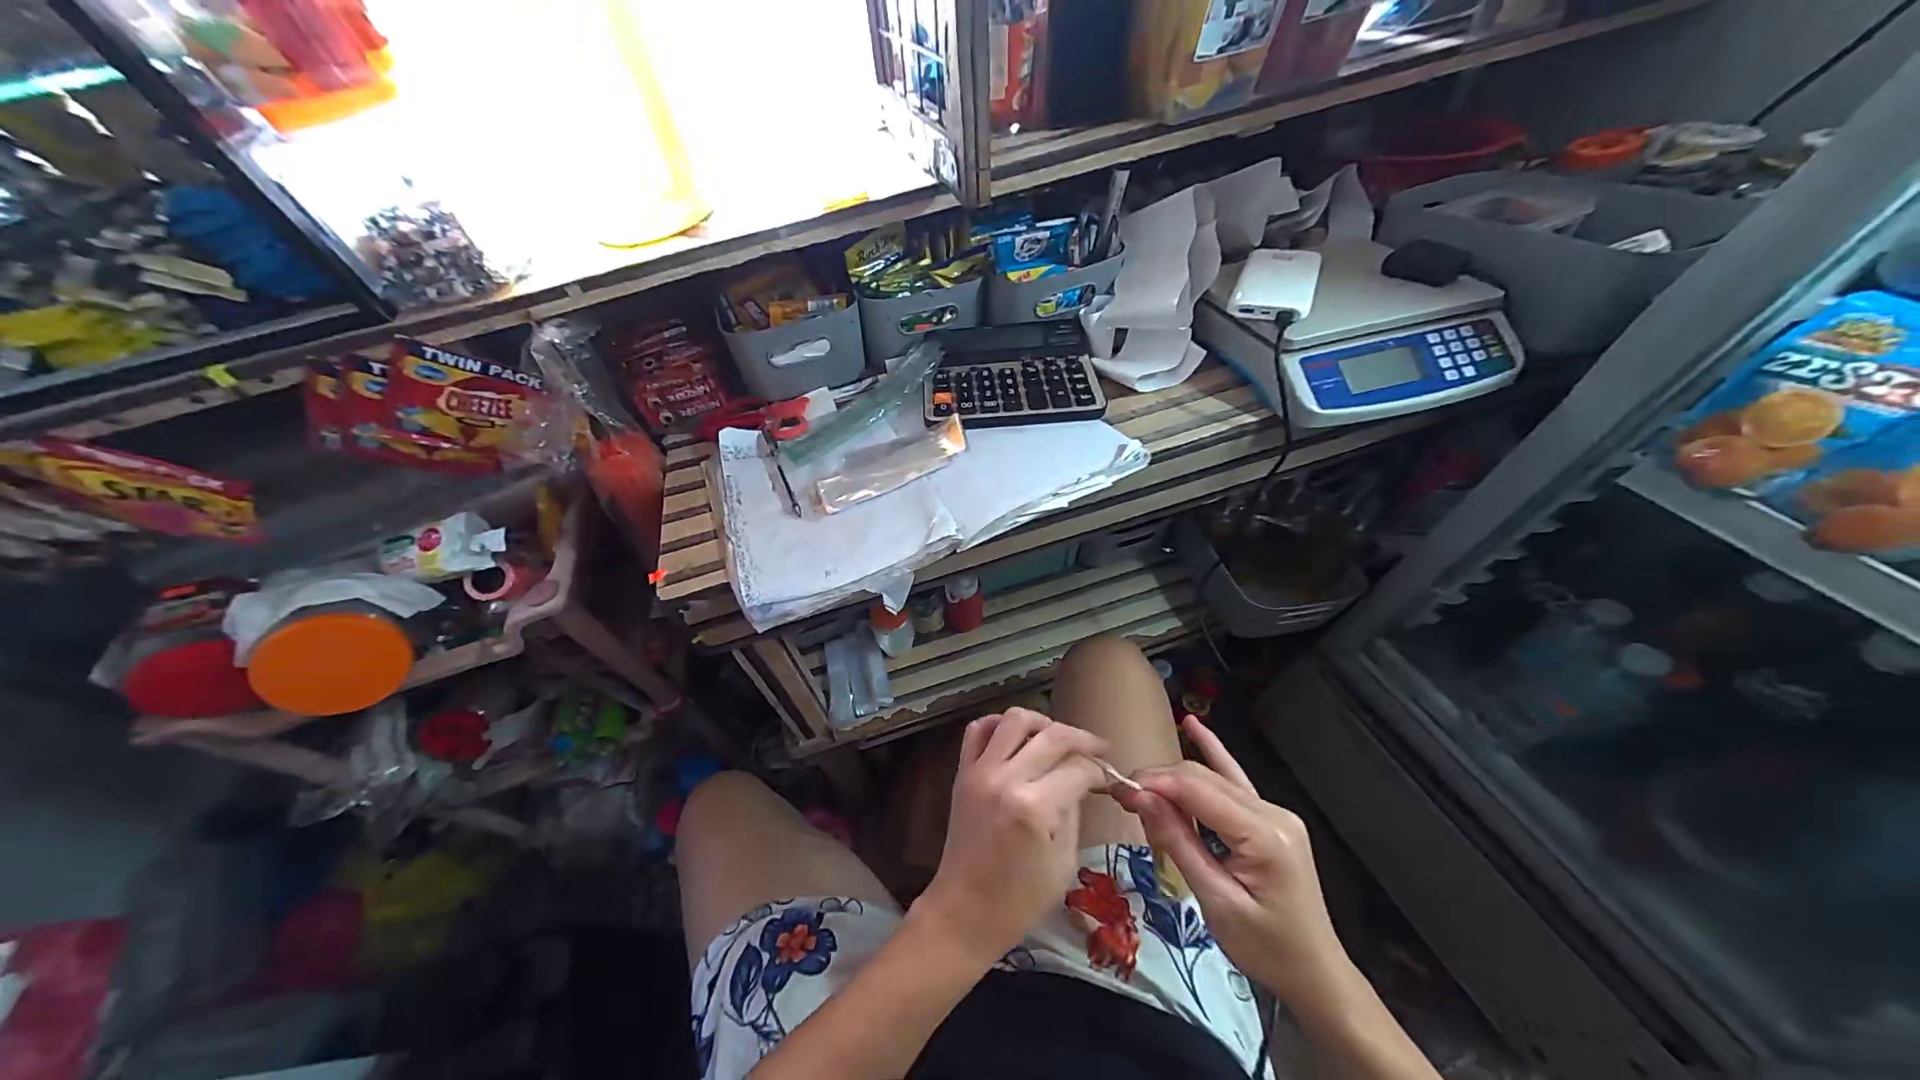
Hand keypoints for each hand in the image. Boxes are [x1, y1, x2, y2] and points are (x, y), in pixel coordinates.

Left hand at [915, 707, 1108, 963]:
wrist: (965, 910)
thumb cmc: (1020, 899)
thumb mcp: (1064, 860)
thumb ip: (1073, 811)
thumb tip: (1083, 780)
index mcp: (1035, 808)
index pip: (1078, 769)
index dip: (1099, 771)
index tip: (1107, 777)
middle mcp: (1006, 779)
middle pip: (1053, 736)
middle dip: (1082, 739)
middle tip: (1097, 749)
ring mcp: (980, 772)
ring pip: (1015, 718)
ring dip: (1043, 722)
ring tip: (1057, 739)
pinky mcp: (962, 772)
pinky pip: (977, 730)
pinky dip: (999, 724)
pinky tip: (1017, 737)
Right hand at [1113, 715, 1352, 1008]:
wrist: (1315, 974)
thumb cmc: (1266, 948)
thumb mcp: (1216, 902)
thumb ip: (1179, 843)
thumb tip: (1140, 797)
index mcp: (1264, 834)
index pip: (1195, 789)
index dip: (1153, 783)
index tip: (1117, 789)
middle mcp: (1273, 812)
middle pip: (1203, 778)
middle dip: (1158, 781)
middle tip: (1121, 795)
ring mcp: (1275, 813)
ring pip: (1213, 779)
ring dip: (1174, 780)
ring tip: (1138, 789)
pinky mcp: (1271, 819)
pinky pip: (1234, 782)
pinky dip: (1212, 755)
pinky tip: (1194, 727)